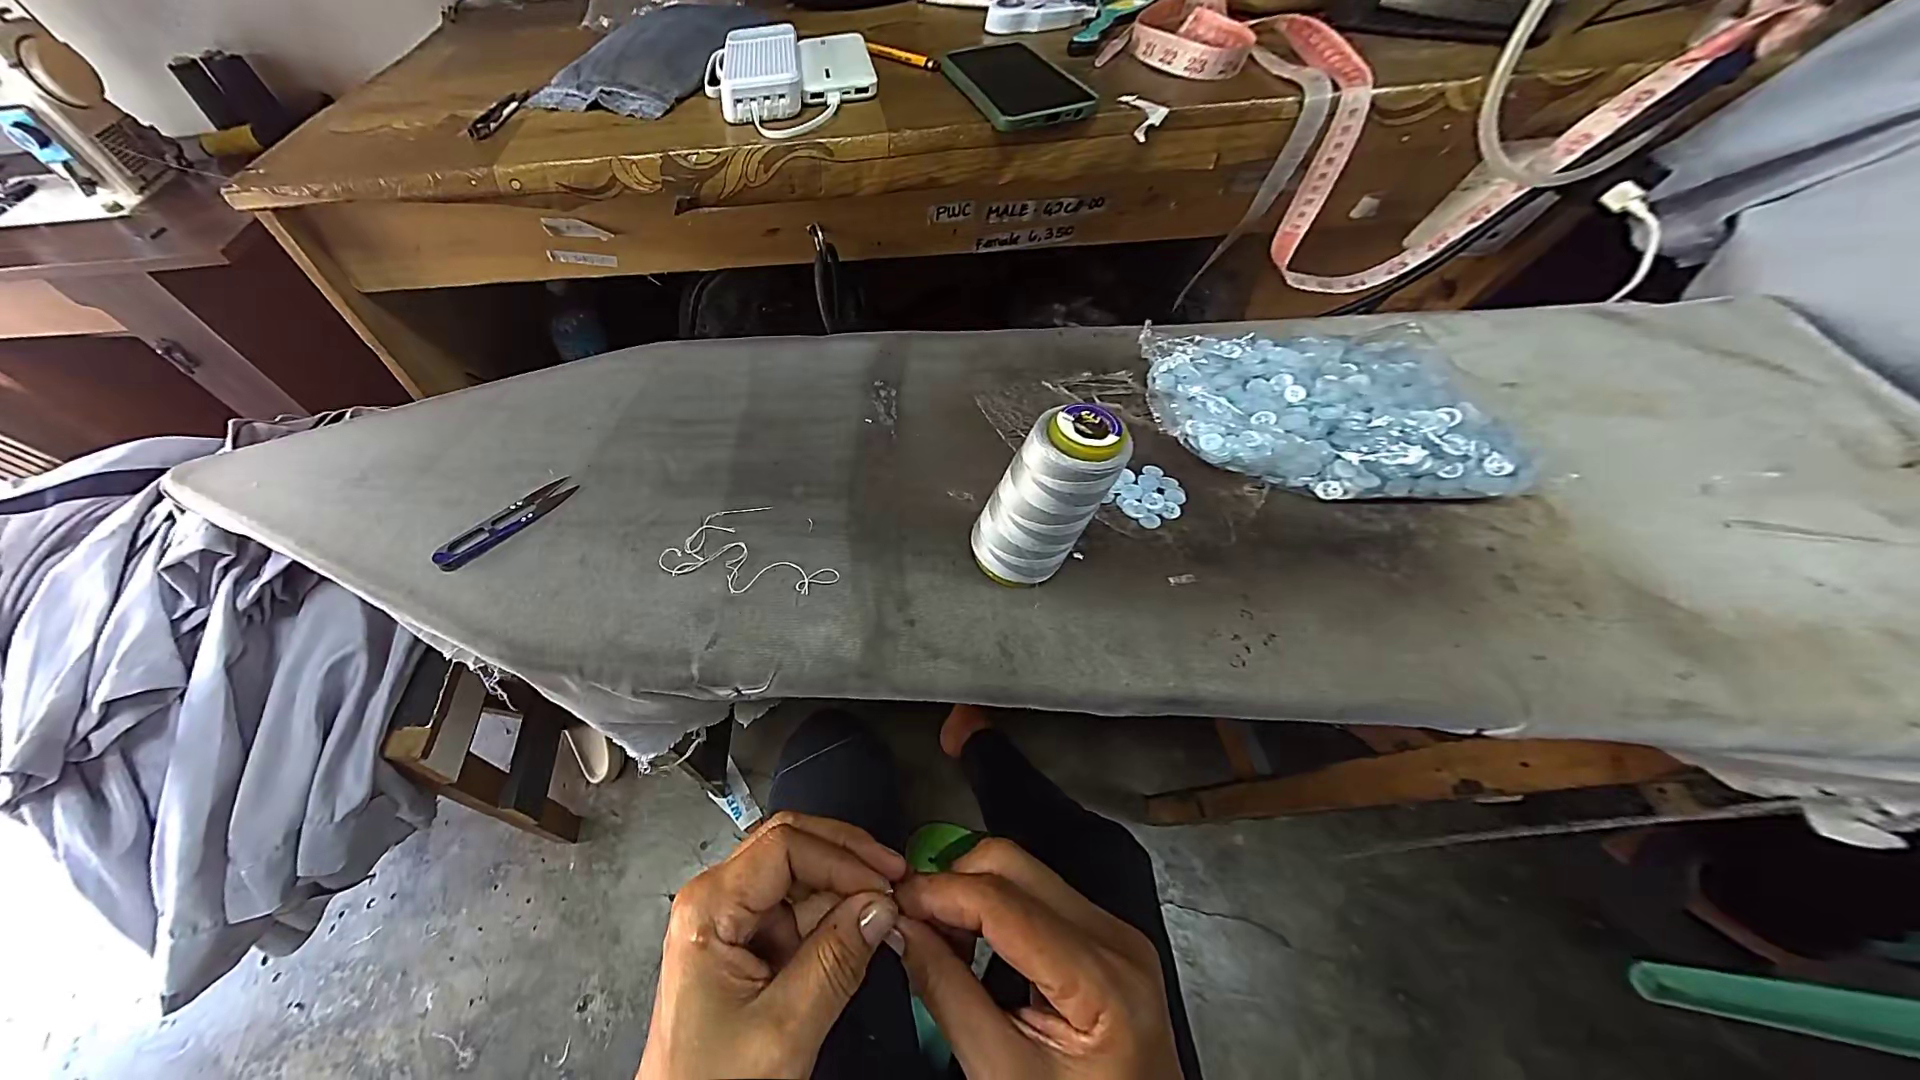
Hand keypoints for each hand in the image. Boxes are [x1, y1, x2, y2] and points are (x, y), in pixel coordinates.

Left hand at [638, 811, 908, 1079]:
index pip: (786, 846)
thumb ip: (837, 961)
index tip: (884, 882)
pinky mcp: (748, 939)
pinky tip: (861, 923)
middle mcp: (716, 899)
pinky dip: (835, 909)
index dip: (843, 857)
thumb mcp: (783, 1030)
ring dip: (846, 882)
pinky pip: (799, 905)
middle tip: (892, 872)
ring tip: (885, 901)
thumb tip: (881, 905)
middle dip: (847, 855)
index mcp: (710, 907)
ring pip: (799, 871)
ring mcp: (732, 917)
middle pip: (791, 844)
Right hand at [894, 838, 1182, 1079]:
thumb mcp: (1003, 1076)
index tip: (896, 903)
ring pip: (1023, 870)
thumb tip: (904, 930)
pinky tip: (973, 939)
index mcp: (1101, 979)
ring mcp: (1113, 932)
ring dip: (971, 890)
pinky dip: (994, 904)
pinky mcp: (1103, 935)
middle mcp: (1114, 938)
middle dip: (953, 881)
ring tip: (939, 936)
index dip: (940, 893)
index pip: (1003, 902)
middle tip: (912, 918)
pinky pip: (1038, 892)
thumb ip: (948, 995)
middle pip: (1014, 865)